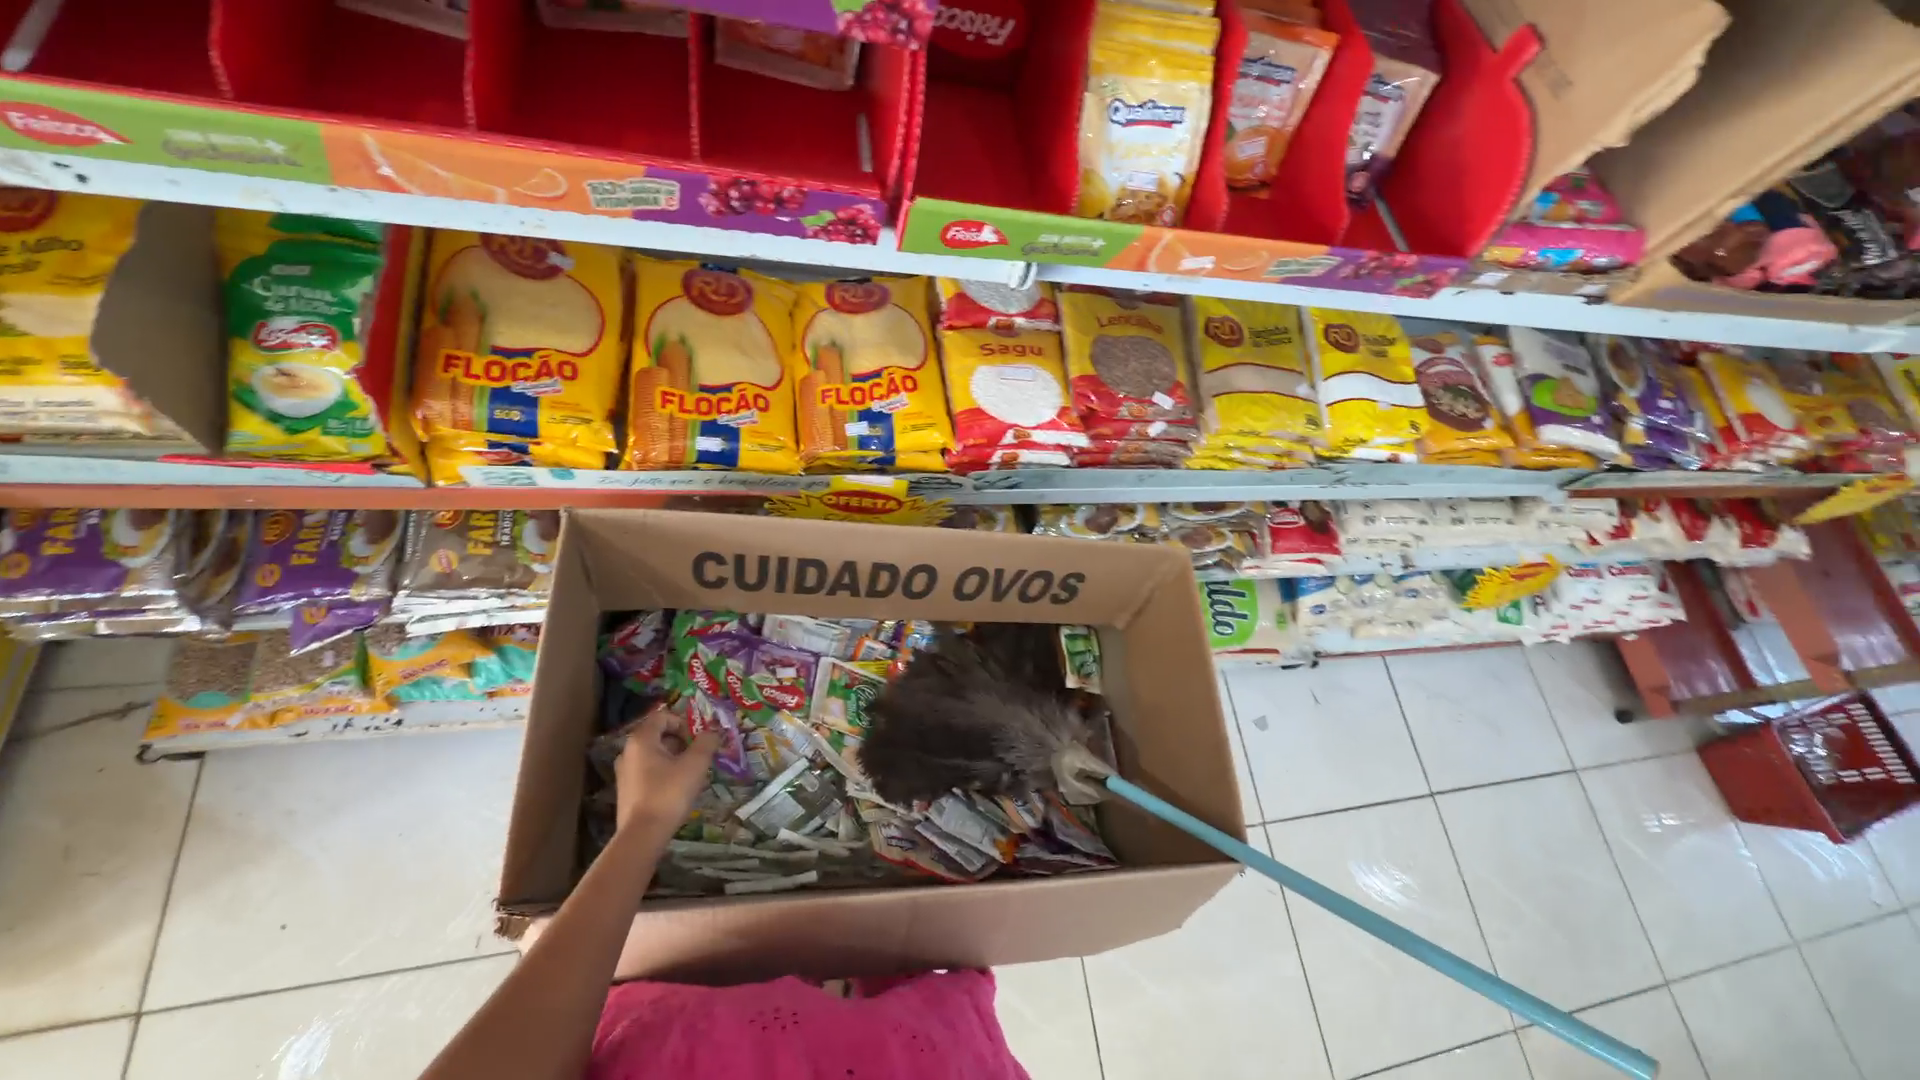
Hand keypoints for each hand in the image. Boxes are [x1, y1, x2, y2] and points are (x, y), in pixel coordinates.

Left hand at [615, 707, 720, 833]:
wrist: (643, 834)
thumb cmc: (669, 793)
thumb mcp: (695, 765)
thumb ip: (706, 743)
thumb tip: (713, 731)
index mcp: (641, 740)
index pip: (662, 716)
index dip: (683, 722)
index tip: (698, 739)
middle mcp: (627, 751)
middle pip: (657, 734)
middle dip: (681, 741)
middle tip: (698, 755)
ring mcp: (624, 772)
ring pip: (653, 754)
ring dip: (673, 757)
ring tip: (690, 773)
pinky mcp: (626, 790)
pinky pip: (647, 770)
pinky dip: (663, 772)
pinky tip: (675, 789)